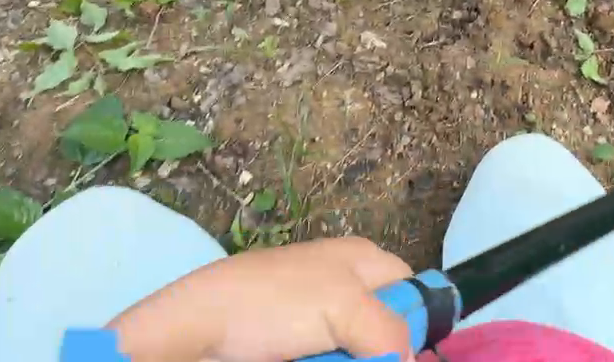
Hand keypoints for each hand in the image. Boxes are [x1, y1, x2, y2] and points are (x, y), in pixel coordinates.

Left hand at [108, 237, 415, 361]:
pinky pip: (328, 361)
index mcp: (363, 261)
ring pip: (354, 352)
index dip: (417, 320)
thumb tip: (409, 360)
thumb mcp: (343, 308)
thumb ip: (387, 333)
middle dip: (380, 353)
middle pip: (384, 328)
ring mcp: (316, 321)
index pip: (411, 288)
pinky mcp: (293, 349)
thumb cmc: (275, 303)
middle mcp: (344, 287)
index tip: (406, 355)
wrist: (196, 328)